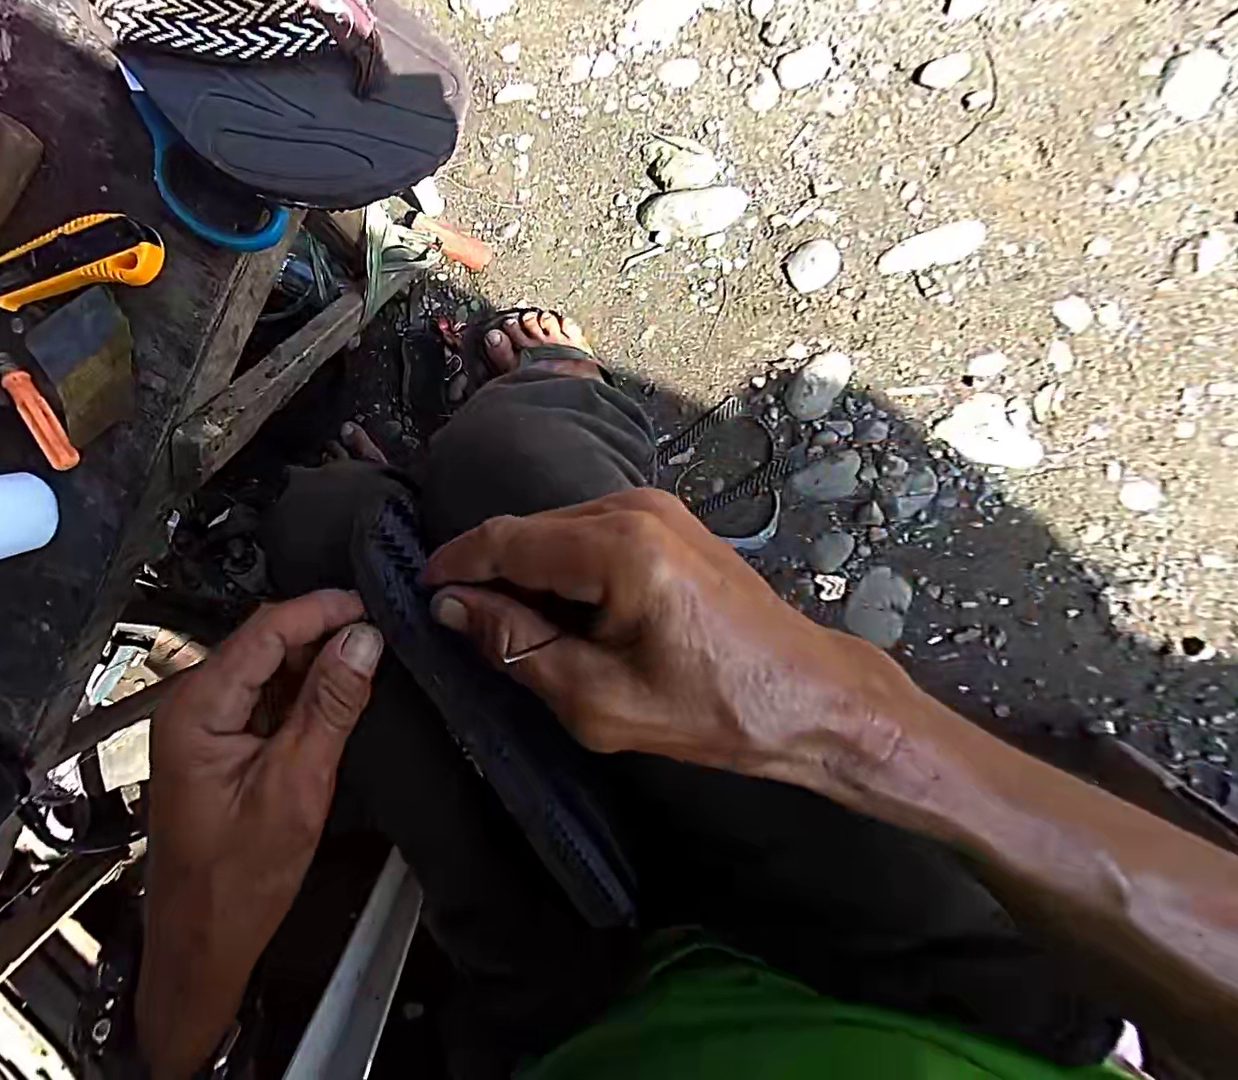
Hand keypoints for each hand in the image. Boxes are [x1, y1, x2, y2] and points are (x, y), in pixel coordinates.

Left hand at [136, 590, 383, 1078]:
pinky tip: (333, 695)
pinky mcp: (220, 735)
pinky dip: (302, 689)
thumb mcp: (297, 786)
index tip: (365, 606)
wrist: (201, 939)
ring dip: (314, 662)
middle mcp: (192, 702)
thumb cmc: (236, 880)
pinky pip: (265, 693)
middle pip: (263, 641)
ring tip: (362, 664)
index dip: (319, 611)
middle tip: (373, 638)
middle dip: (320, 634)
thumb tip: (362, 642)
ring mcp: (204, 718)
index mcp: (196, 708)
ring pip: (268, 664)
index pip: (264, 631)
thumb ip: (330, 706)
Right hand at [420, 488, 907, 783]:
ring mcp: (649, 505)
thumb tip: (451, 605)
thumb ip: (515, 645)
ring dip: (520, 574)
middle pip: (523, 531)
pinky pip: (578, 531)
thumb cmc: (712, 710)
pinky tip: (564, 610)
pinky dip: (553, 567)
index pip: (504, 541)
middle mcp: (630, 507)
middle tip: (474, 628)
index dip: (453, 564)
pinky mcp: (659, 516)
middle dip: (487, 575)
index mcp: (618, 549)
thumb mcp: (597, 699)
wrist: (813, 695)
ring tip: (524, 629)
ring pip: (547, 530)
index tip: (424, 592)